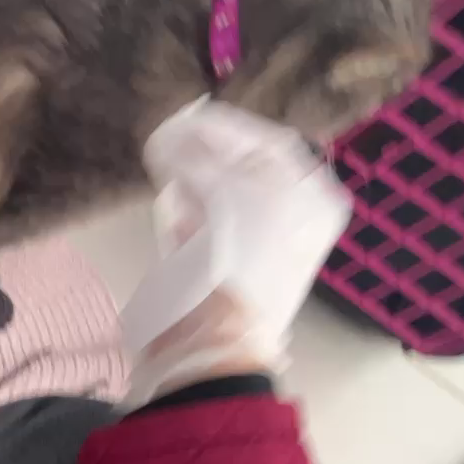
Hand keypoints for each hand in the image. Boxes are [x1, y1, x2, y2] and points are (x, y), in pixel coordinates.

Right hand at [120, 99, 353, 404]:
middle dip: (202, 150)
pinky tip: (163, 196)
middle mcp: (278, 219)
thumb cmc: (229, 276)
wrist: (205, 349)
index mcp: (304, 201)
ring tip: (159, 155)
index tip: (186, 114)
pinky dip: (176, 208)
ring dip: (185, 176)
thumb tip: (171, 134)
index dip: (225, 128)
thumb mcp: (229, 204)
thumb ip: (203, 164)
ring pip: (211, 197)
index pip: (265, 146)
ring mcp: (237, 246)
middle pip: (238, 170)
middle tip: (165, 132)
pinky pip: (190, 227)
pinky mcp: (200, 271)